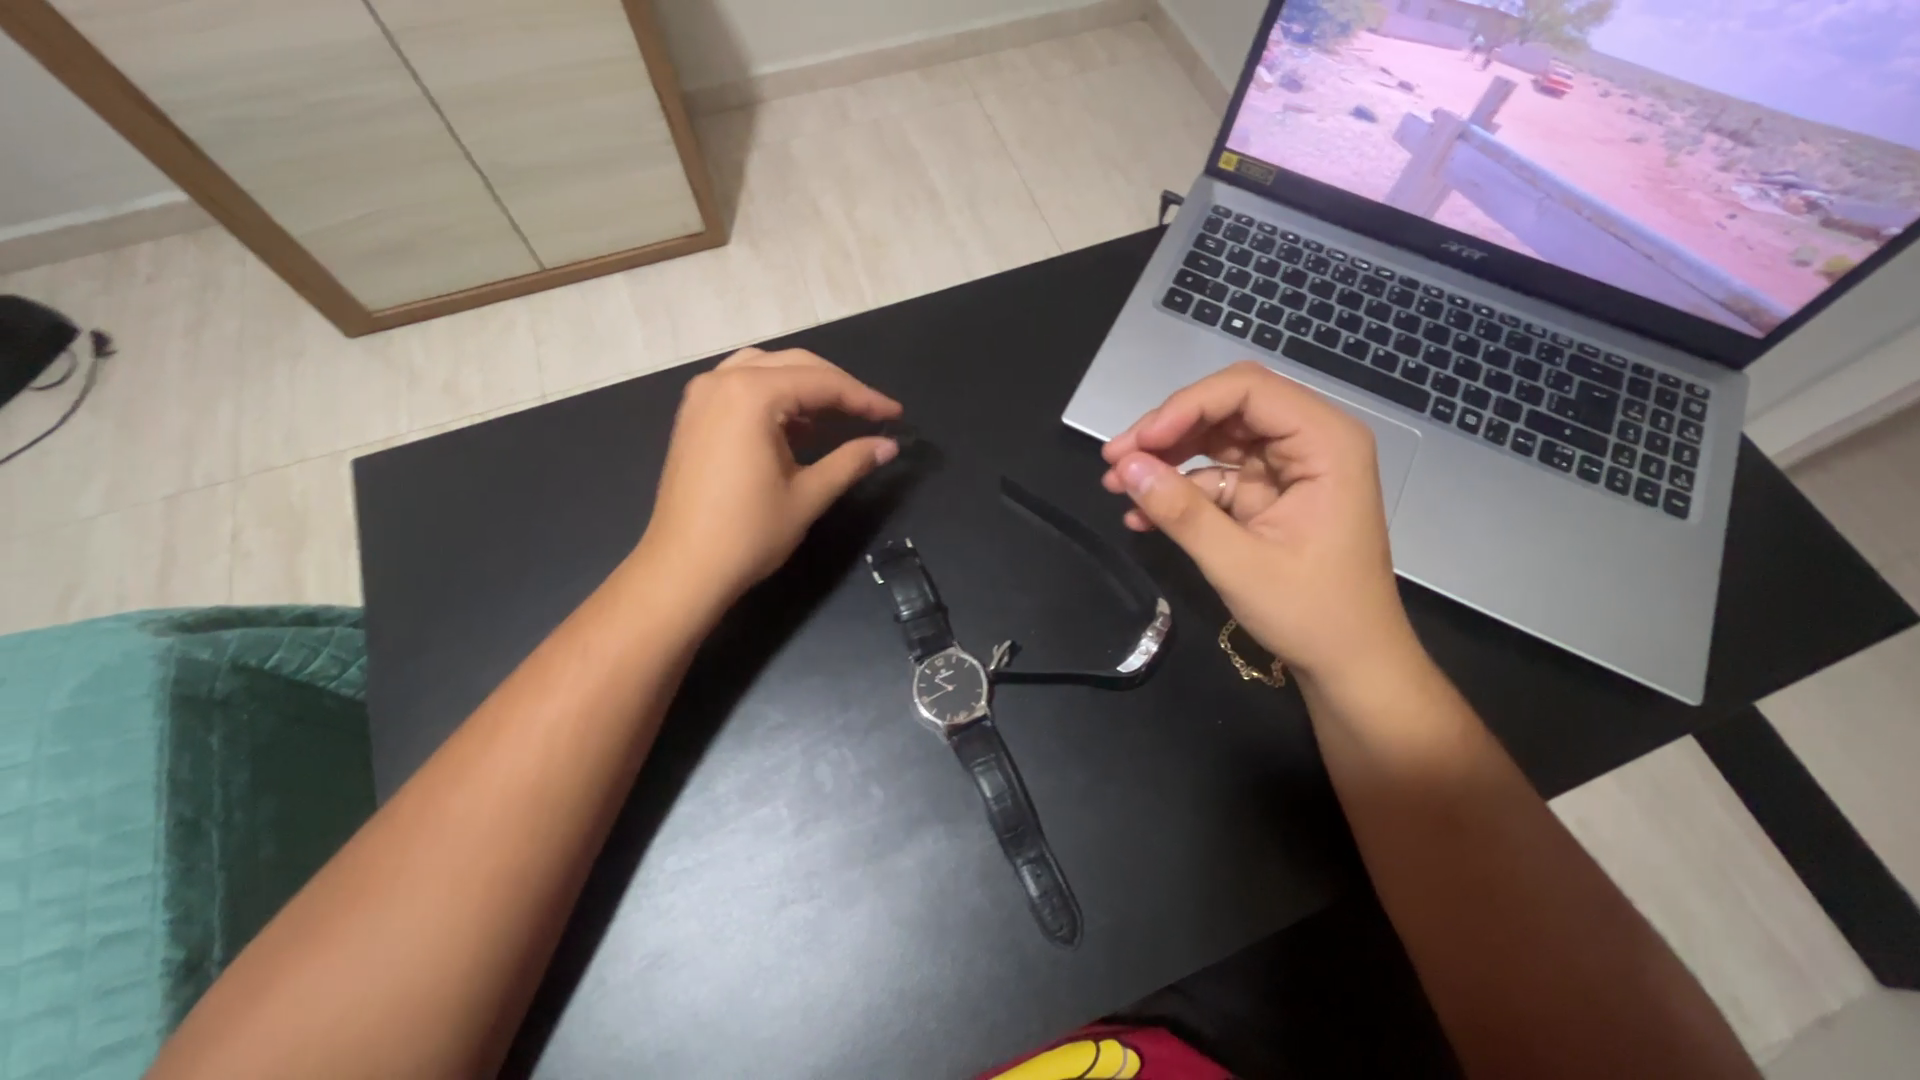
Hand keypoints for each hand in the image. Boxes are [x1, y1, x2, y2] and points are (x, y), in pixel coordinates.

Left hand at [639, 348, 901, 607]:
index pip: (821, 383)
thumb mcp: (808, 495)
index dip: (864, 398)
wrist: (683, 568)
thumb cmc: (748, 533)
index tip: (895, 414)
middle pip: (794, 365)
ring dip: (804, 386)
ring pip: (765, 369)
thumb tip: (888, 446)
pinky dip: (773, 396)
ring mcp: (702, 396)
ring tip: (835, 416)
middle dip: (836, 386)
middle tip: (871, 413)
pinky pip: (740, 386)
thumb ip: (850, 461)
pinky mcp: (693, 416)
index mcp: (751, 394)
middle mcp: (722, 381)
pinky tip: (796, 426)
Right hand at [1100, 362, 1418, 685]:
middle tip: (1115, 461)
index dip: (1185, 407)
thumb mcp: (1239, 564)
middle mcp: (1311, 442)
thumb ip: (1181, 511)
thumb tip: (1125, 467)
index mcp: (1326, 442)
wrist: (1353, 665)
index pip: (1247, 390)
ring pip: (1216, 439)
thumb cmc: (1314, 615)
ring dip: (1166, 460)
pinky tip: (1141, 516)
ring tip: (1116, 486)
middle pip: (1228, 408)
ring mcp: (1290, 469)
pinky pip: (1217, 476)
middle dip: (1168, 431)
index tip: (1138, 445)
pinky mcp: (1271, 495)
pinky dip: (1180, 491)